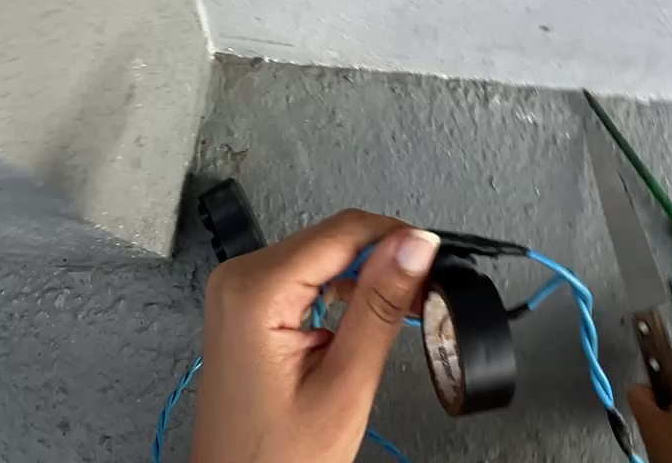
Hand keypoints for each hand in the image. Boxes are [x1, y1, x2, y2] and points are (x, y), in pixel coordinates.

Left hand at [191, 209, 441, 462]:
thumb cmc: (278, 462)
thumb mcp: (345, 384)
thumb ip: (380, 304)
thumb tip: (414, 245)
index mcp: (256, 289)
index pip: (341, 231)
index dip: (394, 236)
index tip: (431, 257)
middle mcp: (240, 277)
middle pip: (330, 238)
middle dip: (382, 257)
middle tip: (422, 291)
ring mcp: (241, 289)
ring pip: (321, 253)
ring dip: (364, 272)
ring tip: (399, 306)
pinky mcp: (249, 303)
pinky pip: (305, 274)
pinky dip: (340, 287)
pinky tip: (363, 311)